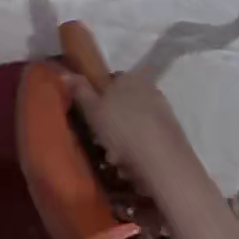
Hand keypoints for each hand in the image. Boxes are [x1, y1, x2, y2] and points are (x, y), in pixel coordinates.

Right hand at [59, 68, 203, 204]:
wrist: (163, 161)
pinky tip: (133, 165)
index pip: (110, 81)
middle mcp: (149, 88)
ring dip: (125, 138)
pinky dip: (140, 148)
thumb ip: (79, 90)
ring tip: (116, 159)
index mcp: (129, 78)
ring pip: (135, 122)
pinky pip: (148, 137)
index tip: (91, 117)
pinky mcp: (173, 132)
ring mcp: (163, 110)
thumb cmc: (121, 130)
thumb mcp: (92, 110)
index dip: (98, 98)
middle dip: (112, 121)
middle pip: (123, 103)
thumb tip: (64, 72)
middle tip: (101, 140)